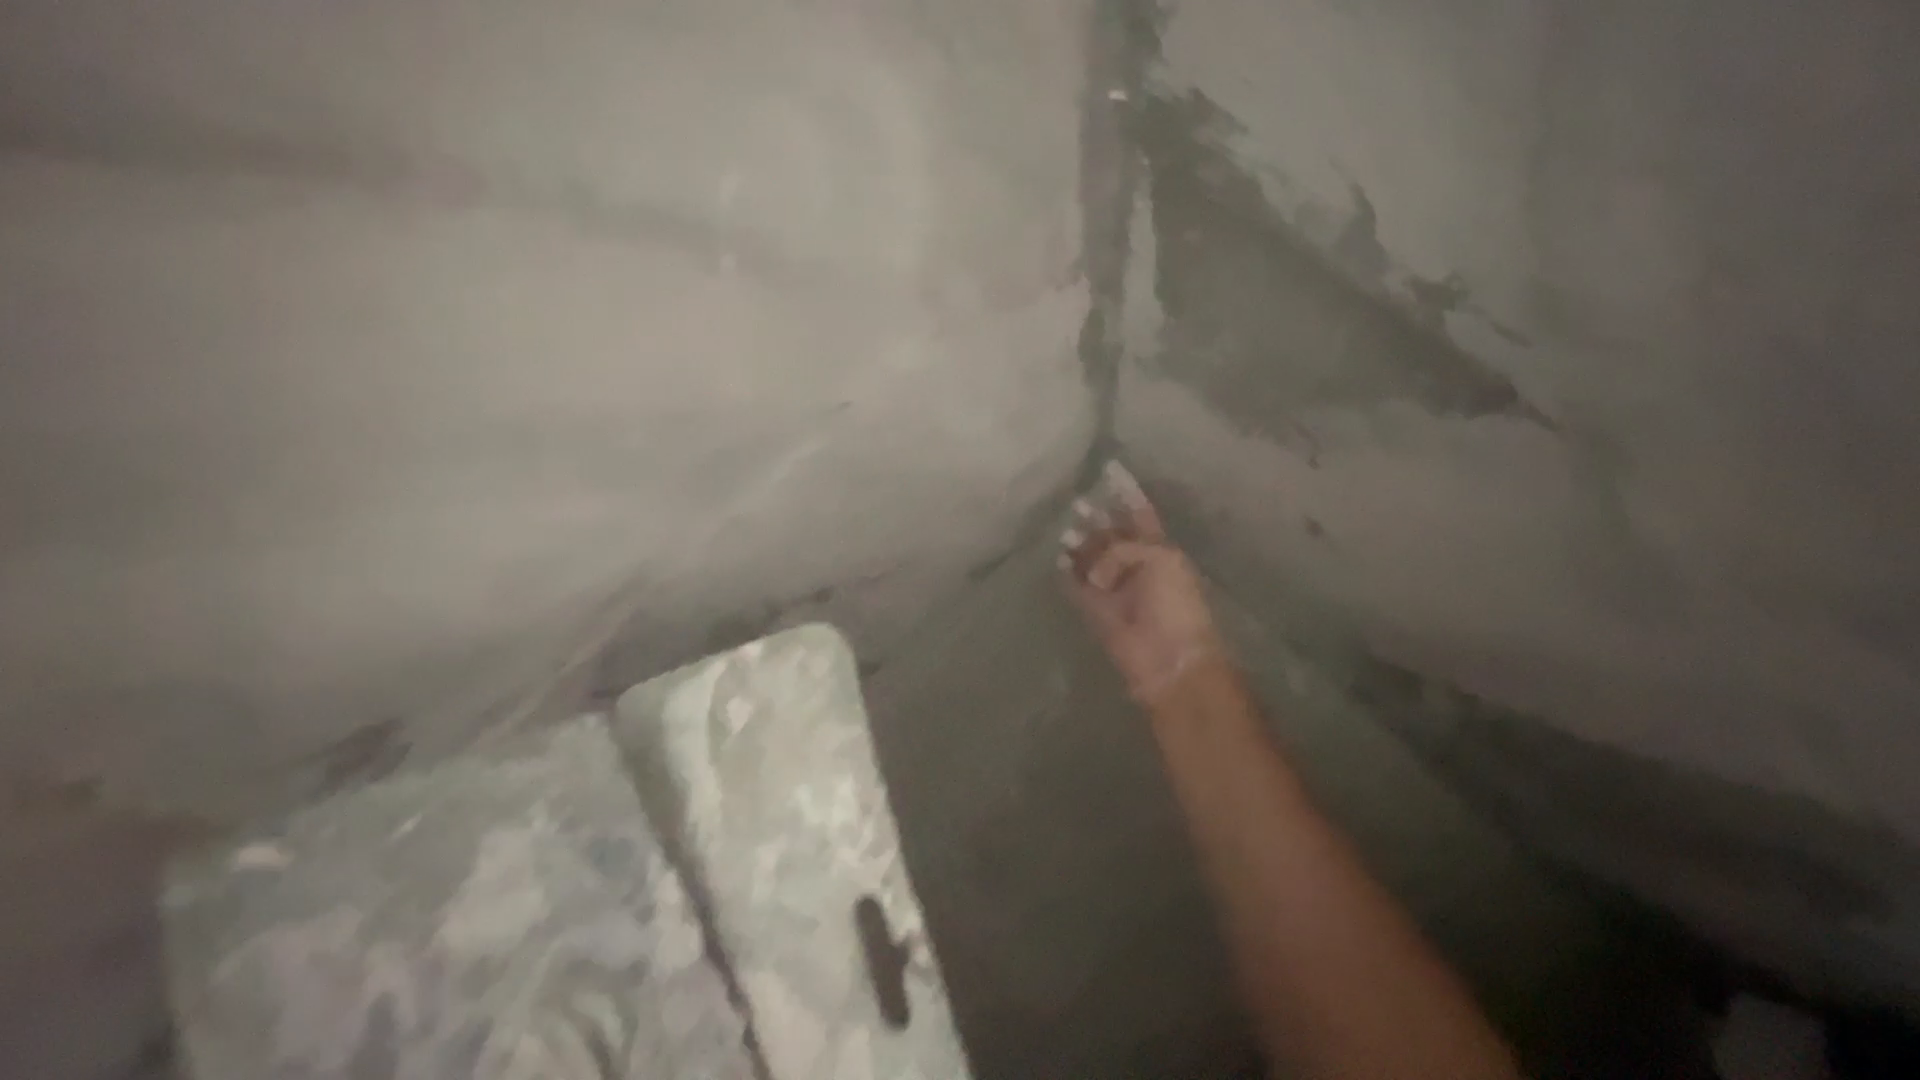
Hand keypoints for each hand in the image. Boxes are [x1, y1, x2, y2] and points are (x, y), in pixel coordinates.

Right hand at [1061, 463, 1223, 704]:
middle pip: (1112, 535)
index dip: (1126, 492)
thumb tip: (1093, 566)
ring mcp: (1115, 588)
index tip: (1109, 469)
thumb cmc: (1174, 605)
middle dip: (1097, 517)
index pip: (1140, 513)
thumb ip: (1123, 548)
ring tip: (1063, 531)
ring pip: (1092, 559)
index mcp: (1161, 550)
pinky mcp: (1096, 610)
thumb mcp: (1159, 560)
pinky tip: (1057, 559)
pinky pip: (1076, 586)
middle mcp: (1136, 566)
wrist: (1169, 660)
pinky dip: (1067, 573)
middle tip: (1075, 501)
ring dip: (1079, 544)